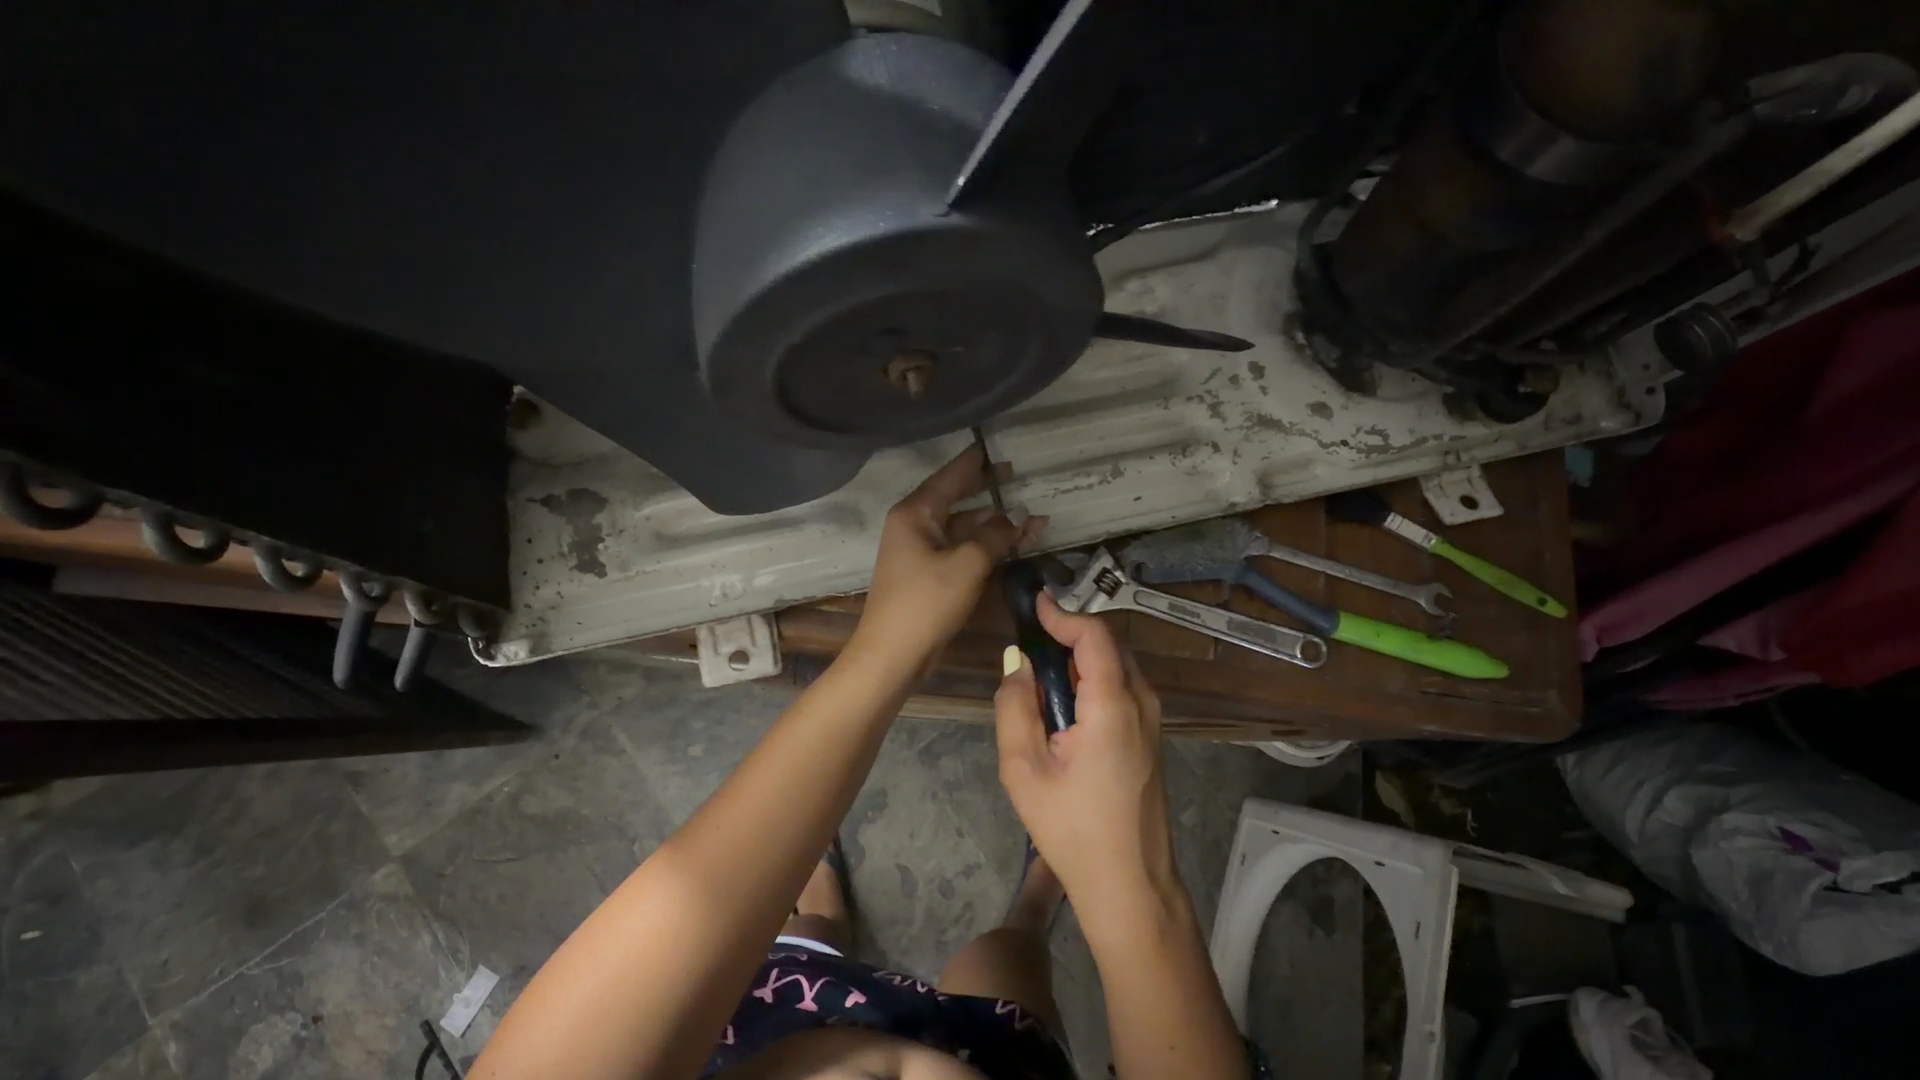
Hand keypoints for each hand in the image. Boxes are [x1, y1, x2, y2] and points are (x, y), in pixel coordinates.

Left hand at [853, 446, 1043, 667]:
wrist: (893, 653)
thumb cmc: (926, 601)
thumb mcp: (968, 564)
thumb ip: (997, 535)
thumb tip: (1021, 515)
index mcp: (915, 512)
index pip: (950, 476)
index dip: (975, 462)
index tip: (995, 447)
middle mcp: (914, 525)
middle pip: (956, 499)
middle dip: (986, 490)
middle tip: (1015, 475)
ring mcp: (920, 551)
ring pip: (962, 527)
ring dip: (993, 523)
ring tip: (1030, 517)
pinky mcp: (928, 575)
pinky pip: (960, 549)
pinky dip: (984, 546)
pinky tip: (1011, 544)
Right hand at [994, 594, 1177, 921]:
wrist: (1130, 883)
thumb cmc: (1073, 830)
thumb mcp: (1024, 770)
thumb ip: (1014, 708)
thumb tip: (1019, 667)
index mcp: (1114, 705)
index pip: (1094, 635)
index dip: (1062, 614)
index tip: (1032, 605)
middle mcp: (1142, 703)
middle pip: (1107, 646)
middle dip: (1068, 637)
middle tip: (1027, 649)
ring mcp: (1152, 721)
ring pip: (1116, 668)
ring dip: (1080, 661)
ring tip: (1039, 681)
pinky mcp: (1150, 738)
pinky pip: (1121, 690)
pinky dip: (1092, 682)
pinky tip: (1064, 710)